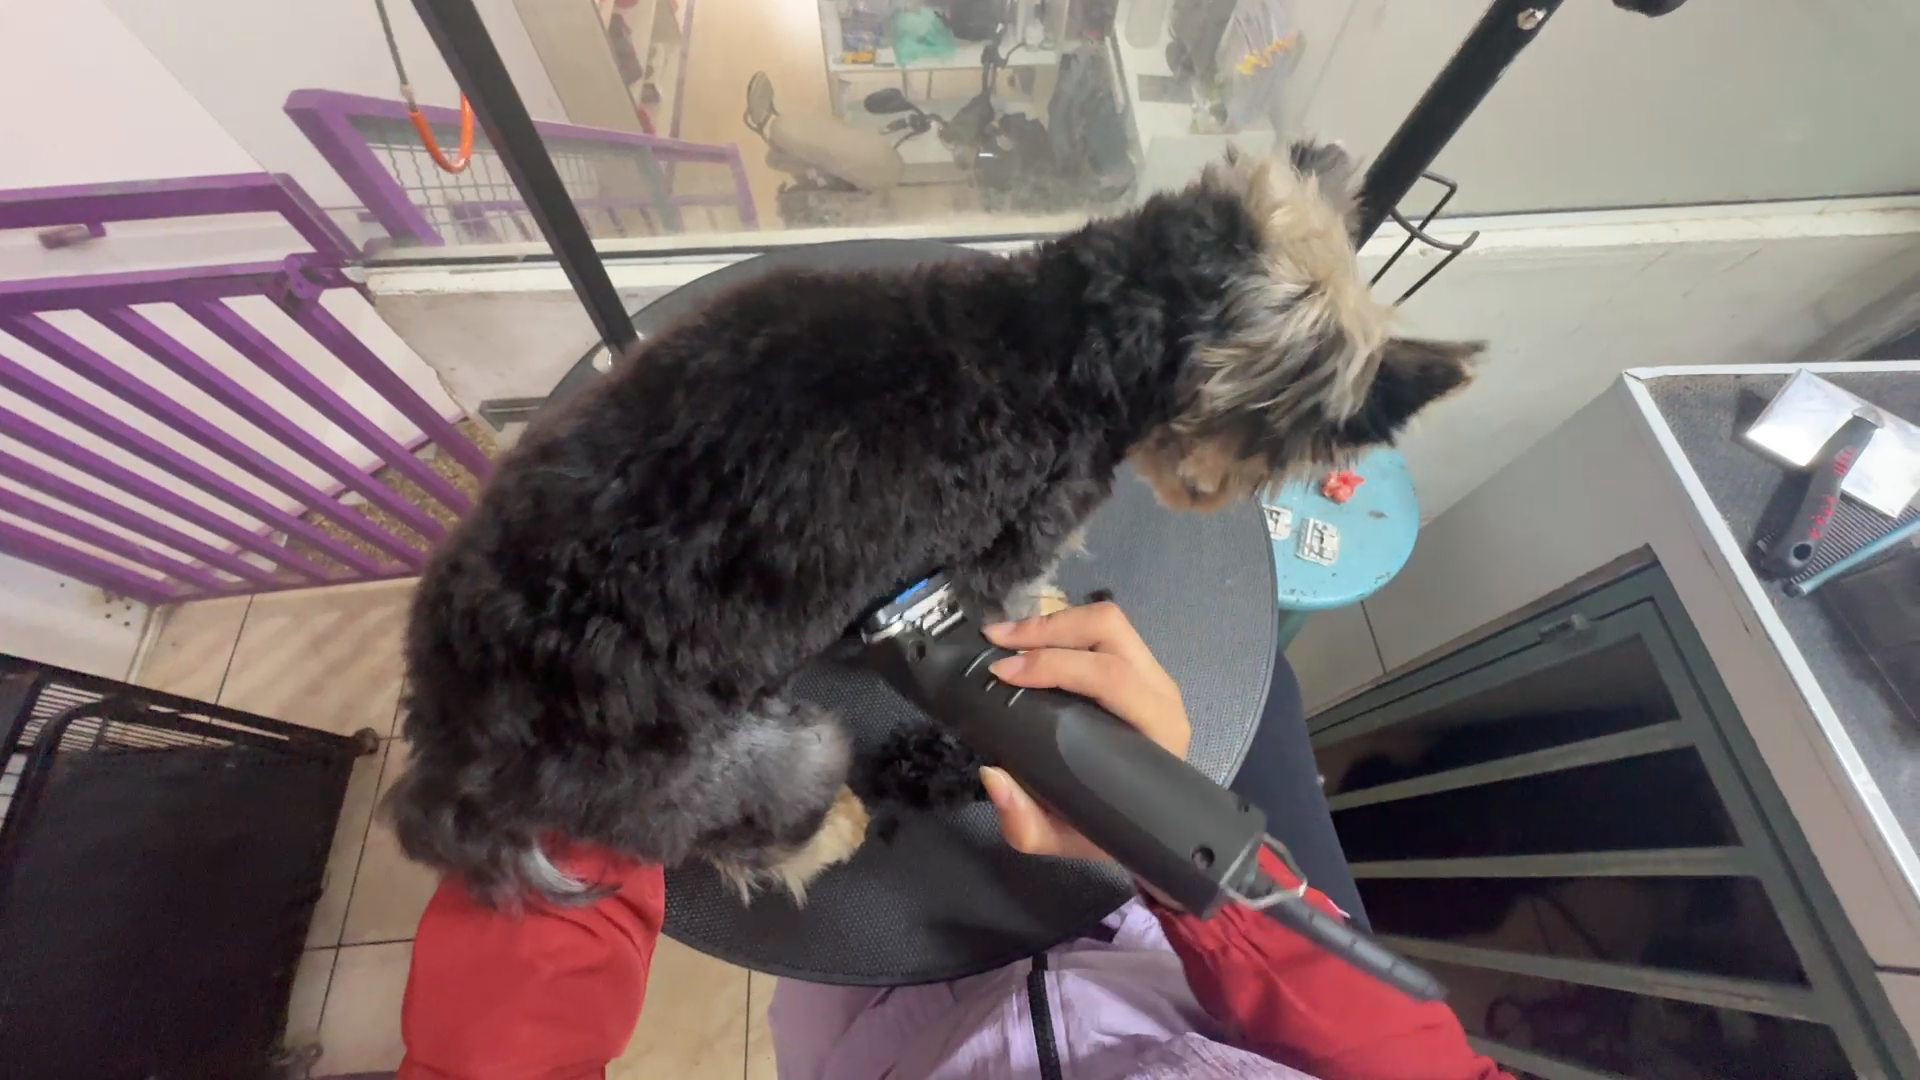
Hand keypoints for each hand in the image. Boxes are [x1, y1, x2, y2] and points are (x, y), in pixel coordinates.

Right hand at [978, 602, 1190, 861]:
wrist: (1148, 827)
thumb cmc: (1108, 826)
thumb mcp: (1064, 837)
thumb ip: (1025, 822)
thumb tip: (992, 775)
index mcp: (1156, 730)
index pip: (1110, 676)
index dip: (1053, 666)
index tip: (1002, 675)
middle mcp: (1159, 693)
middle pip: (1109, 630)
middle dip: (1047, 630)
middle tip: (997, 642)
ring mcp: (1152, 673)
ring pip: (1106, 620)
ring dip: (1051, 622)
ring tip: (1006, 636)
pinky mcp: (1138, 664)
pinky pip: (1101, 629)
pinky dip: (1059, 626)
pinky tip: (1026, 639)